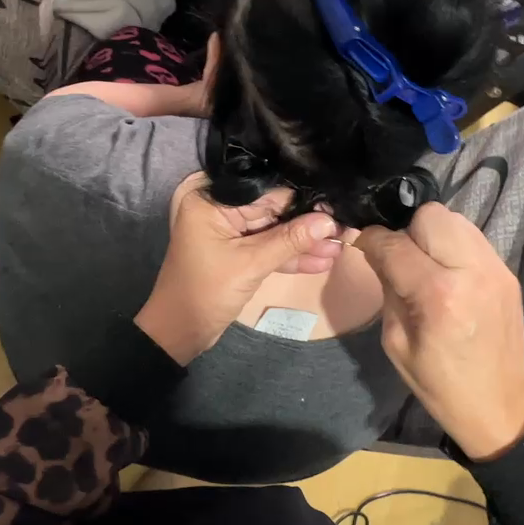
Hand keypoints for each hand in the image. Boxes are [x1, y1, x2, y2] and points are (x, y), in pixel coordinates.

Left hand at [135, 174, 342, 363]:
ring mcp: (227, 230)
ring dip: (303, 242)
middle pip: (272, 209)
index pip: (265, 191)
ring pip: (273, 229)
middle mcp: (217, 207)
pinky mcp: (236, 250)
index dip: (301, 200)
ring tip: (340, 245)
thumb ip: (290, 240)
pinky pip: (267, 246)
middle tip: (343, 227)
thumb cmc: (205, 292)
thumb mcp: (251, 264)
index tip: (335, 206)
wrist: (180, 333)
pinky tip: (322, 259)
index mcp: (210, 199)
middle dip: (306, 222)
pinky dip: (290, 255)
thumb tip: (329, 221)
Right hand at [356, 204, 523, 459]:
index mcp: (437, 296)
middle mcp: (471, 271)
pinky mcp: (508, 273)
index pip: (394, 244)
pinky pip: (473, 238)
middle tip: (401, 257)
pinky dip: (454, 244)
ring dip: (432, 233)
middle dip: (407, 230)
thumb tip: (376, 250)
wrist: (499, 407)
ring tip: (425, 263)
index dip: (371, 240)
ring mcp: (495, 269)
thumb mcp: (396, 341)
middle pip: (430, 215)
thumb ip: (388, 287)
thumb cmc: (440, 385)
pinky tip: (447, 271)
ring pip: (455, 219)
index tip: (362, 245)